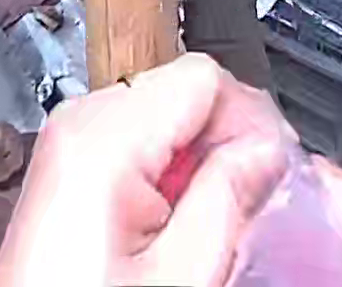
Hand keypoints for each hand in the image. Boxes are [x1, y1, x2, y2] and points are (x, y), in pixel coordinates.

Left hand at [0, 53, 294, 286]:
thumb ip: (227, 198)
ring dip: (195, 150)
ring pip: (160, 104)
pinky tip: (171, 212)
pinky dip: (164, 159)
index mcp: (104, 136)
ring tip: (209, 213)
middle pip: (179, 85)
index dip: (247, 115)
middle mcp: (80, 117)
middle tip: (252, 195)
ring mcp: (69, 131)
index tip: (273, 163)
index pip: (200, 75)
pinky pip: (133, 130)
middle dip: (222, 133)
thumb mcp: (179, 278)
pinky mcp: (68, 152)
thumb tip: (265, 147)